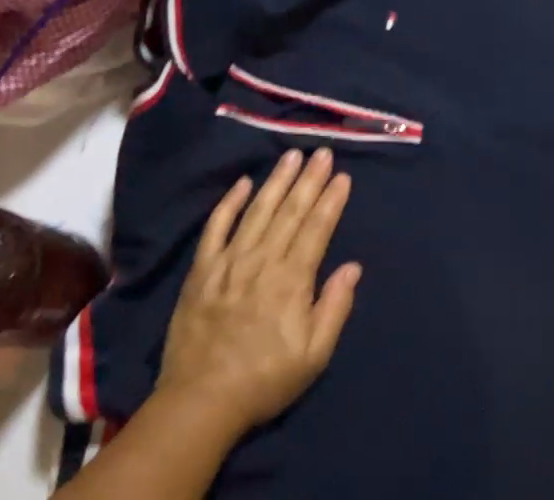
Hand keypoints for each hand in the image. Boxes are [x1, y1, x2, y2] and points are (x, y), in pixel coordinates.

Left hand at [154, 147, 360, 437]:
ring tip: (292, 156)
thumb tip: (352, 267)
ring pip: (257, 211)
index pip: (316, 229)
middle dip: (309, 180)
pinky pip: (216, 227)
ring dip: (276, 181)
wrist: (202, 400)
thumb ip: (334, 307)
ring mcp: (229, 262)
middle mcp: (262, 261)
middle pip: (290, 212)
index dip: (331, 201)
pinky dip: (230, 203)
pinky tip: (243, 183)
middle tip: (322, 153)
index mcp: (292, 280)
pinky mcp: (202, 270)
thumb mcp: (314, 355)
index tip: (343, 176)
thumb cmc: (266, 379)